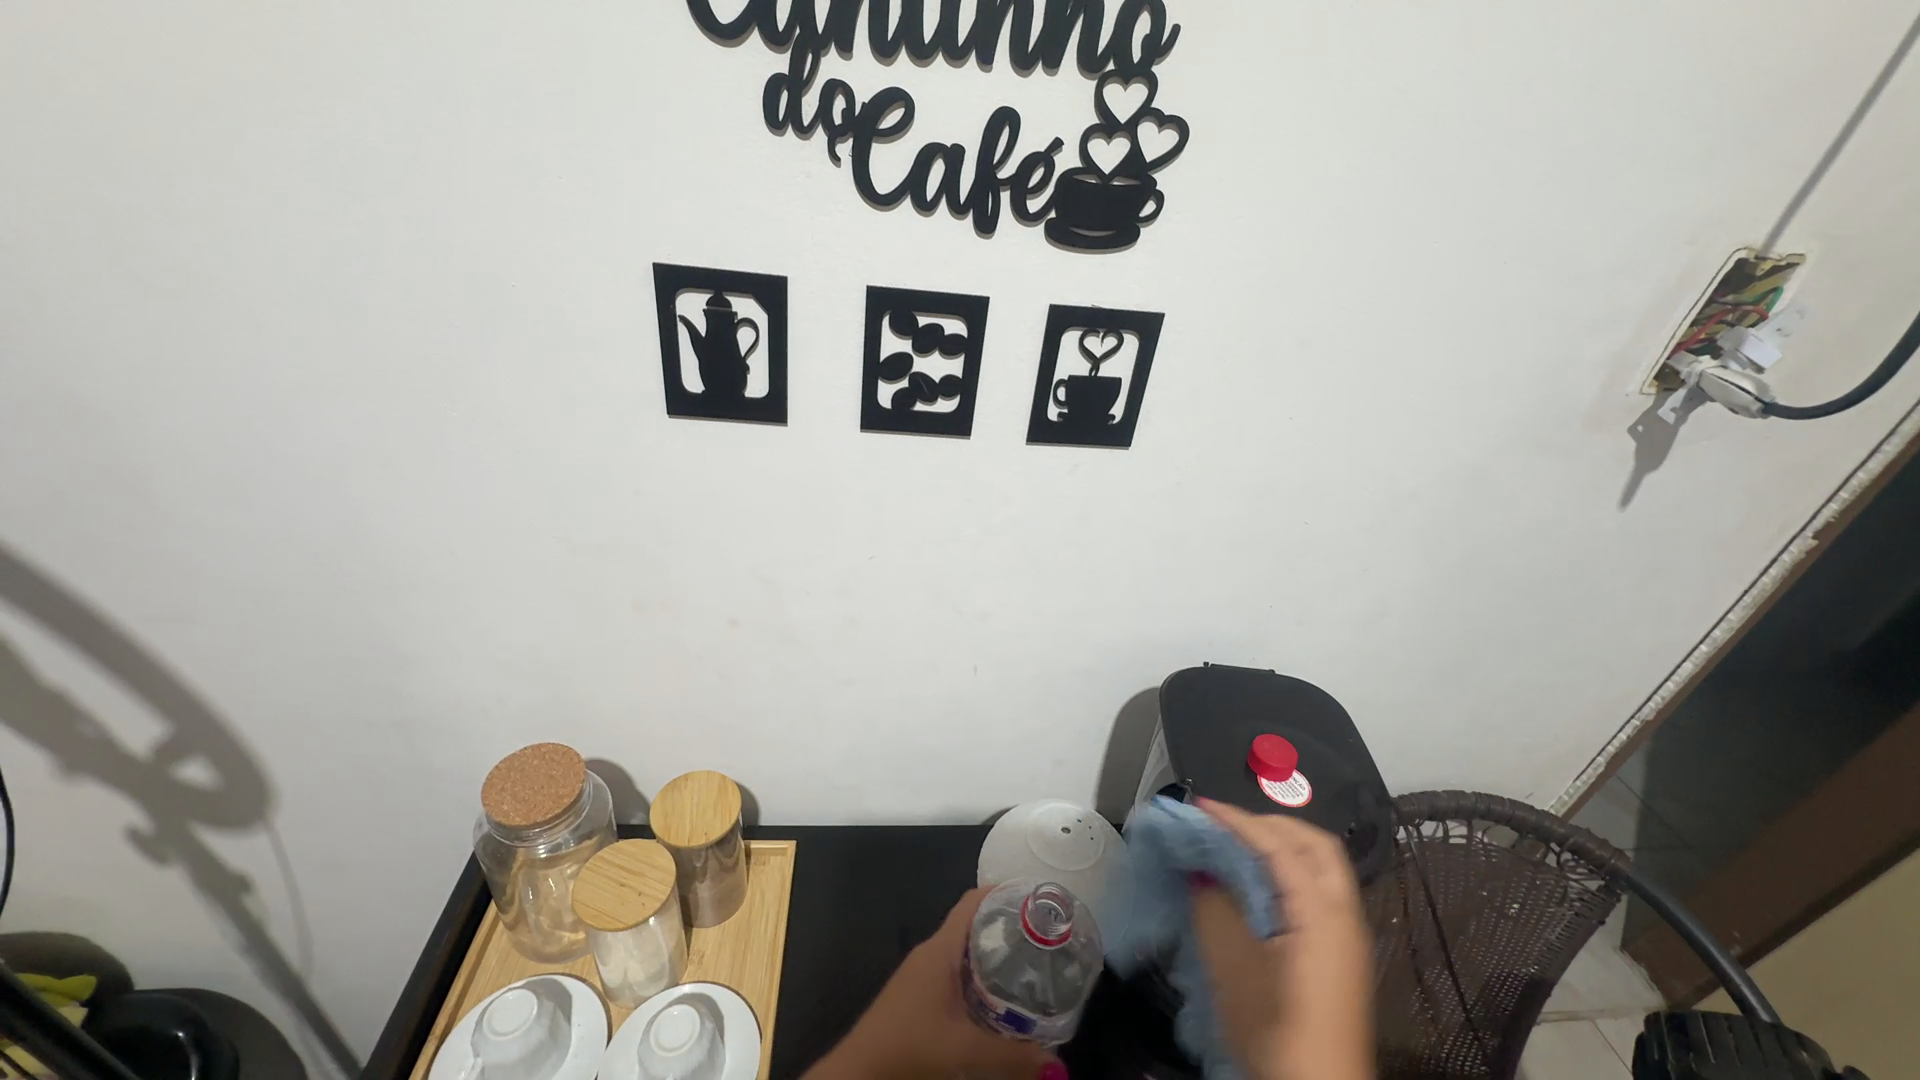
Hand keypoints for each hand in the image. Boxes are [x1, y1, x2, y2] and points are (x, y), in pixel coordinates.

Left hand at [802, 887, 1064, 1079]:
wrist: (858, 1074)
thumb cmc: (909, 1047)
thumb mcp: (965, 1051)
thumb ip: (1014, 1057)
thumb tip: (1059, 1065)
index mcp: (940, 950)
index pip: (973, 902)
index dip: (1005, 893)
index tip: (1039, 900)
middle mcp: (931, 954)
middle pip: (974, 925)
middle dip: (1009, 928)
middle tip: (1048, 939)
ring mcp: (923, 975)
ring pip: (966, 952)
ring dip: (996, 955)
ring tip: (1034, 967)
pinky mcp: (919, 996)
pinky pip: (958, 973)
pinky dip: (982, 977)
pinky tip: (1002, 1000)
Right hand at [1192, 798, 1373, 1079]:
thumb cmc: (1278, 1032)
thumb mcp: (1234, 971)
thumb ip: (1216, 910)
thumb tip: (1202, 872)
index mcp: (1322, 914)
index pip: (1280, 847)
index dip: (1239, 821)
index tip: (1201, 808)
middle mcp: (1344, 915)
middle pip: (1315, 844)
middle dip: (1269, 824)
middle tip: (1225, 824)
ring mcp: (1347, 936)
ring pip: (1320, 866)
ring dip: (1280, 846)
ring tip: (1235, 848)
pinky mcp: (1340, 954)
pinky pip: (1318, 889)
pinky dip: (1286, 870)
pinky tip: (1254, 887)